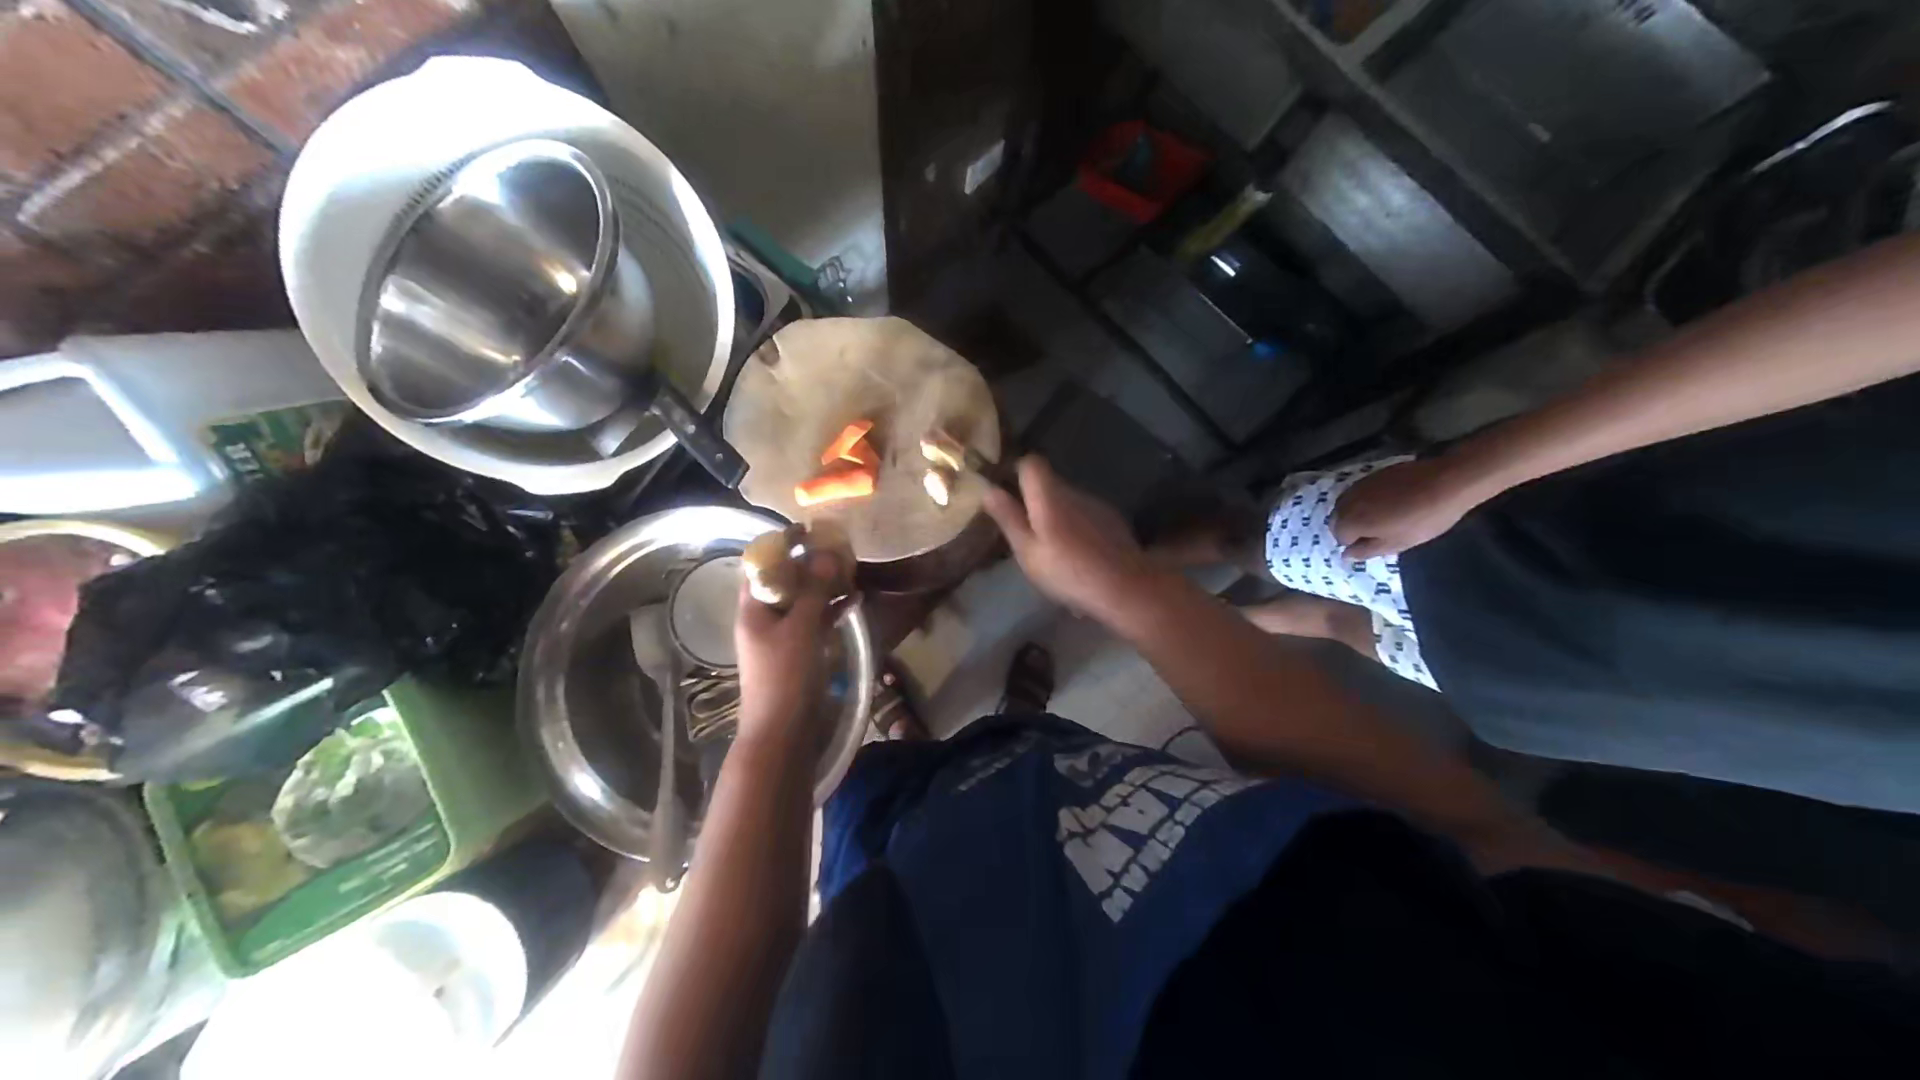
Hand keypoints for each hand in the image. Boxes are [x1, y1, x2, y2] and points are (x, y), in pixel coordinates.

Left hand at [733, 552, 839, 757]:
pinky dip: (832, 609)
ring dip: (824, 586)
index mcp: (753, 609)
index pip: (762, 567)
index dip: (783, 547)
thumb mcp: (800, 629)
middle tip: (839, 550)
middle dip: (810, 565)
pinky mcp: (800, 654)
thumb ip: (813, 591)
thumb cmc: (785, 678)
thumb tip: (825, 555)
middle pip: (785, 582)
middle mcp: (765, 619)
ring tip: (851, 570)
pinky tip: (854, 600)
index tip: (810, 532)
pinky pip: (815, 622)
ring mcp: (782, 637)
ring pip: (803, 601)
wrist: (782, 735)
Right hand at [983, 456, 1165, 621]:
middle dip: (1034, 500)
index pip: (1031, 463)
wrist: (1124, 587)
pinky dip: (1076, 528)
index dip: (1016, 472)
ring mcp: (1097, 505)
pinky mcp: (1113, 521)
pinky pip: (1085, 516)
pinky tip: (1076, 556)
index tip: (1006, 492)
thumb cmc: (1067, 571)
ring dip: (1057, 516)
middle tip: (1023, 530)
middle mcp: (1074, 491)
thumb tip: (989, 489)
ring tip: (1050, 548)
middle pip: (1050, 483)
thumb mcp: (1027, 550)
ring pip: (1068, 501)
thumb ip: (1008, 517)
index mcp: (1049, 495)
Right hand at [1331, 457, 1482, 560]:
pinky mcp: (1372, 475)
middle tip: (1379, 532)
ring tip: (1384, 516)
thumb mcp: (1397, 543)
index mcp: (1349, 522)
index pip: (1340, 538)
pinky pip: (1360, 493)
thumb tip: (1345, 555)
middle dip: (1352, 528)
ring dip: (1358, 513)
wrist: (1446, 482)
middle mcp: (1345, 502)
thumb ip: (1367, 551)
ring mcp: (1358, 486)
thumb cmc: (1422, 519)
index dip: (1357, 544)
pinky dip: (1367, 500)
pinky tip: (1389, 501)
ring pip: (1347, 505)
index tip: (1379, 543)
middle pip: (1338, 520)